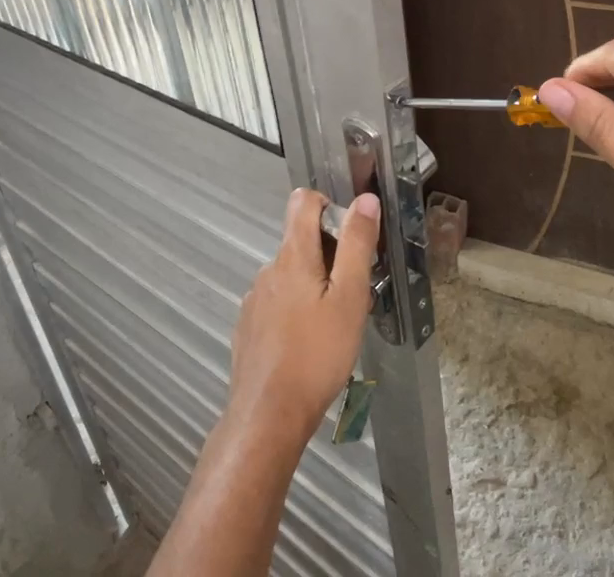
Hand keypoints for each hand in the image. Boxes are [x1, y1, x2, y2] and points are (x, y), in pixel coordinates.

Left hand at [222, 189, 380, 450]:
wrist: (269, 414)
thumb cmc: (318, 355)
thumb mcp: (350, 298)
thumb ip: (356, 245)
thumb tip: (364, 199)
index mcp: (293, 257)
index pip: (303, 202)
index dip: (330, 205)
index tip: (352, 234)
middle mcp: (268, 270)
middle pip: (300, 242)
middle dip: (329, 255)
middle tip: (355, 292)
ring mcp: (254, 300)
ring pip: (290, 276)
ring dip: (314, 286)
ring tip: (336, 323)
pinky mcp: (248, 327)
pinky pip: (277, 304)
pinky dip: (296, 311)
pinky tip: (310, 344)